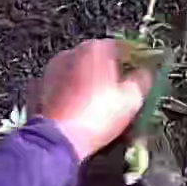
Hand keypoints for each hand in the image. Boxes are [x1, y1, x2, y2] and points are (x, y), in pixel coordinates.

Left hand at [32, 39, 151, 160]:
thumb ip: (142, 79)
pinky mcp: (40, 89)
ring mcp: (52, 70)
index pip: (122, 46)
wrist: (59, 139)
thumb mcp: (131, 99)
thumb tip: (146, 74)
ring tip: (102, 106)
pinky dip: (74, 95)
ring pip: (79, 73)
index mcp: (95, 48)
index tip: (141, 72)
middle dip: (111, 73)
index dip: (135, 61)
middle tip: (123, 92)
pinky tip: (82, 111)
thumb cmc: (95, 117)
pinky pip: (65, 88)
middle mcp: (71, 53)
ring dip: (91, 84)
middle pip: (98, 59)